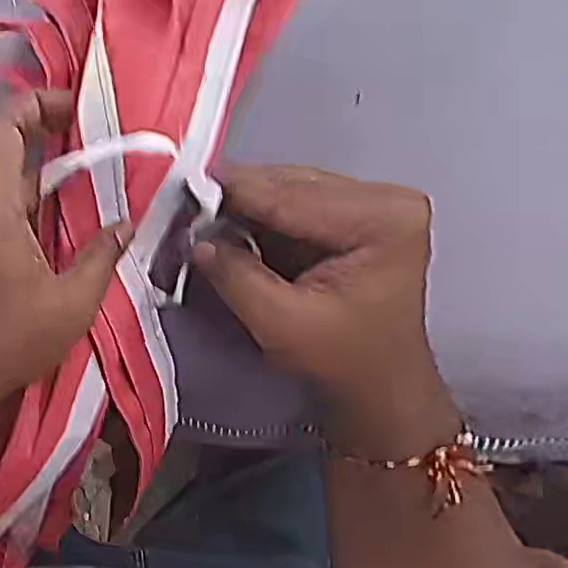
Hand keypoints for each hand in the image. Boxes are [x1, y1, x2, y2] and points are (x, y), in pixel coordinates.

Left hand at [0, 91, 130, 415]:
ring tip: (89, 200)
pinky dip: (28, 214)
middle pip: (6, 157)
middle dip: (52, 147)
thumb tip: (126, 223)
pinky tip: (59, 236)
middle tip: (99, 157)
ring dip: (44, 187)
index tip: (74, 111)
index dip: (36, 104)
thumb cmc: (10, 341)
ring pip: (4, 191)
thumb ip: (101, 256)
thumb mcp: (71, 303)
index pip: (1, 127)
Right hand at [194, 164, 458, 458]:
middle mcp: (382, 199)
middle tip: (185, 199)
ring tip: (199, 210)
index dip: (236, 193)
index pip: (294, 197)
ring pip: (290, 189)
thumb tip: (197, 243)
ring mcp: (369, 205)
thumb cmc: (340, 359)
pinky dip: (257, 215)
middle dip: (237, 195)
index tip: (187, 187)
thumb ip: (238, 279)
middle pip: (293, 184)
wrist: (377, 383)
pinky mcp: (351, 219)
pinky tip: (225, 221)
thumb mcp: (282, 324)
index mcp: (381, 218)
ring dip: (244, 203)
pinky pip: (294, 205)